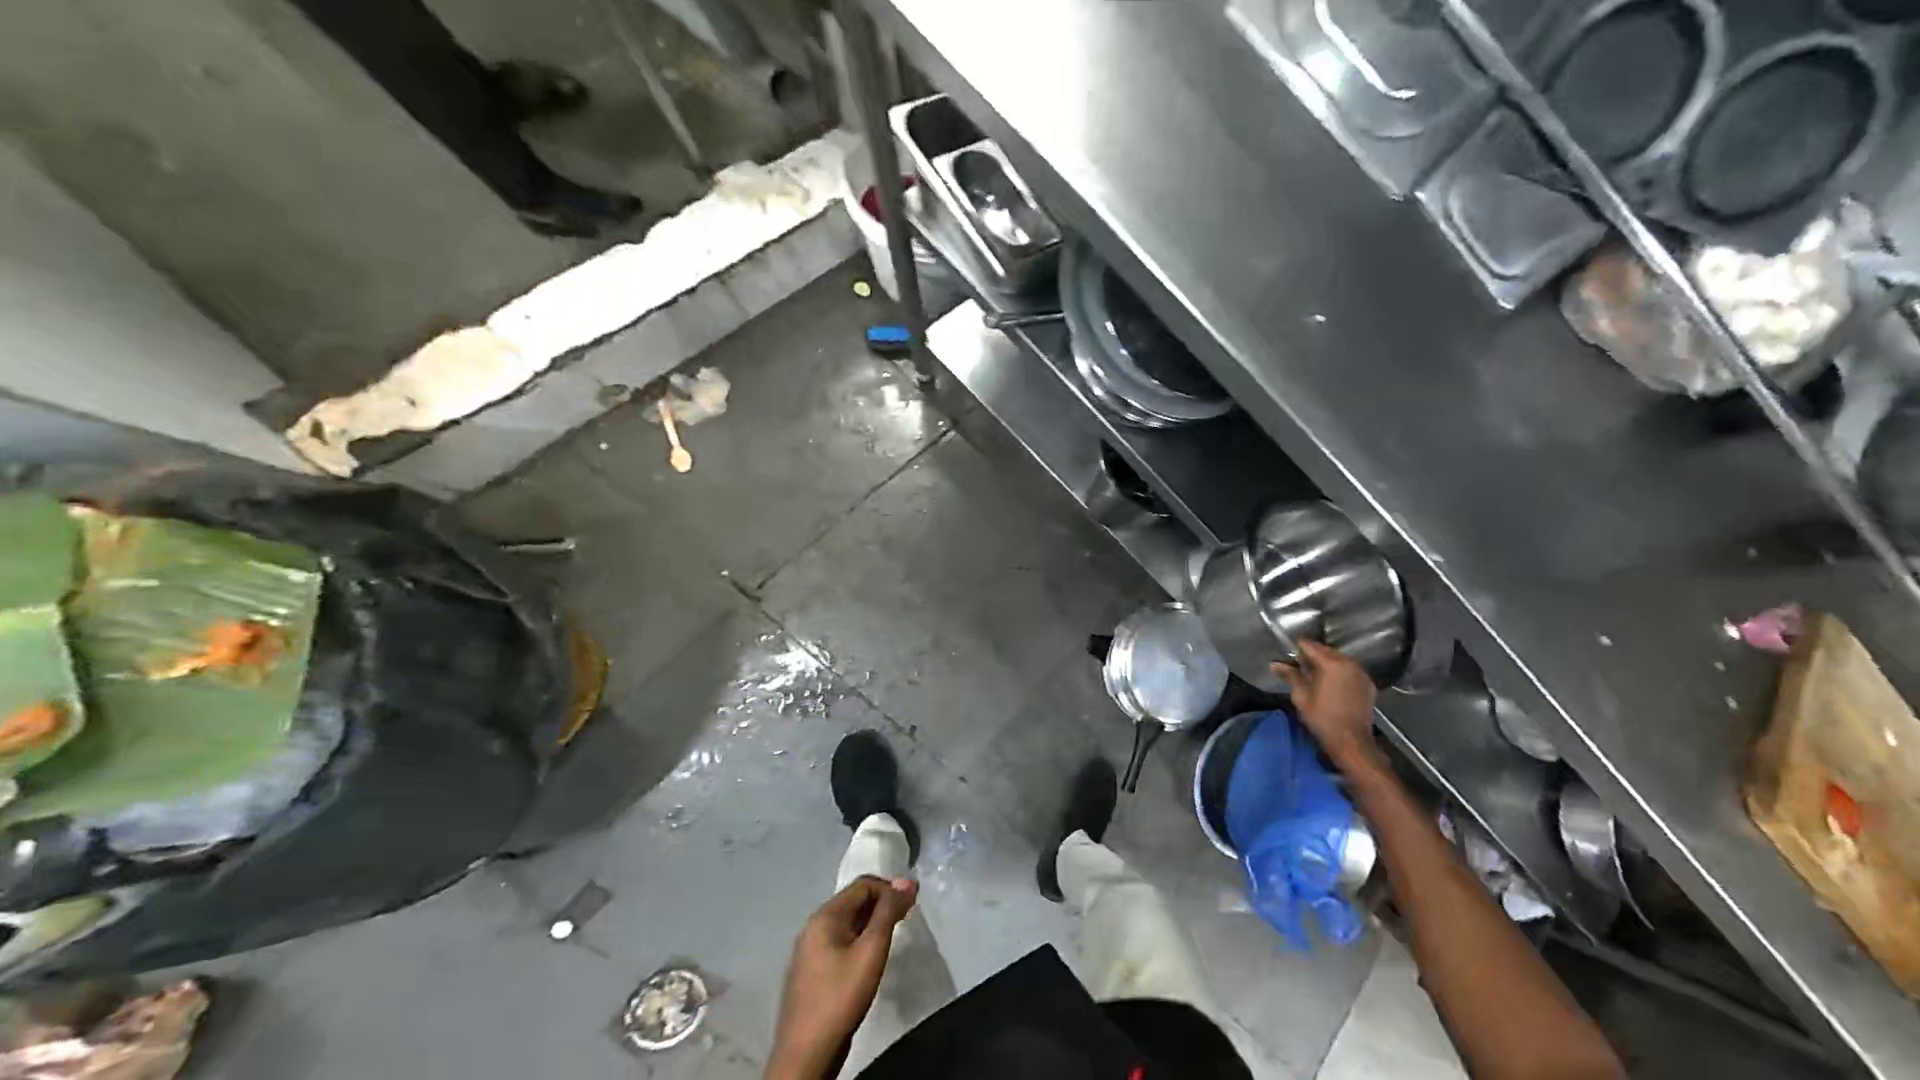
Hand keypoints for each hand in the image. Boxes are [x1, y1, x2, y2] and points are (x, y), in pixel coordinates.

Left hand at [767, 876, 918, 1079]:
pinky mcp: (811, 971)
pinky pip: (839, 941)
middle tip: (908, 915)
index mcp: (824, 916)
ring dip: (872, 921)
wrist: (806, 1053)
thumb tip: (906, 882)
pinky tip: (870, 956)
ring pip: (847, 923)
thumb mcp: (871, 950)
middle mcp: (813, 926)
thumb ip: (888, 913)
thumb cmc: (841, 996)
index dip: (890, 887)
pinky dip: (859, 939)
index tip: (914, 900)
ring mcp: (809, 950)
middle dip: (882, 902)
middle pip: (853, 901)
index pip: (862, 885)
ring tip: (894, 933)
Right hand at [1275, 640, 1382, 773]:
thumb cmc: (1322, 719)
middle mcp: (1349, 663)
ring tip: (1316, 677)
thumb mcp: (1301, 697)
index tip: (1288, 658)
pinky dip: (1340, 672)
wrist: (1352, 741)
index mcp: (1331, 664)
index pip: (1309, 645)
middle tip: (1300, 669)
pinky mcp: (1368, 684)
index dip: (1296, 650)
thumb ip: (1290, 676)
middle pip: (1326, 650)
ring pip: (1339, 659)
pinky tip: (1333, 685)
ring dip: (1327, 664)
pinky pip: (1350, 670)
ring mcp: (1361, 673)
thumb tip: (1274, 664)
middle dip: (1312, 656)